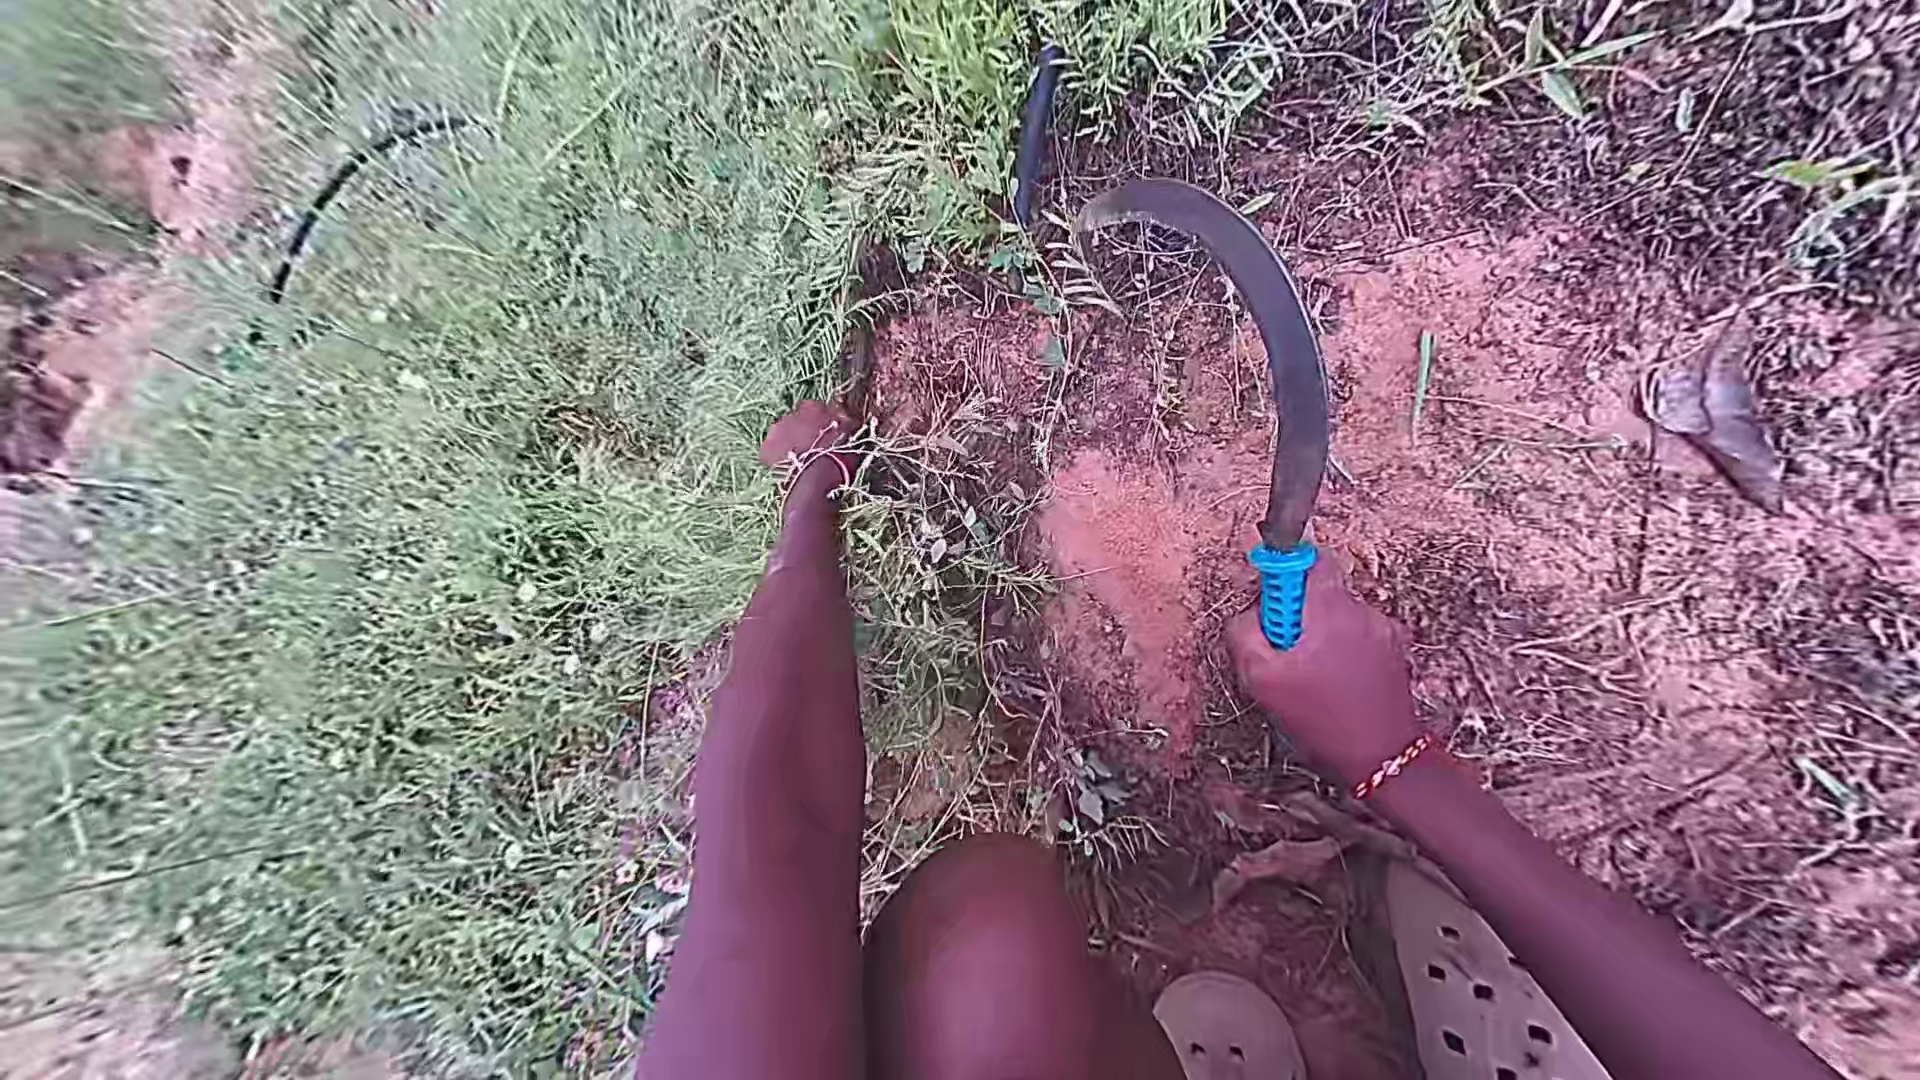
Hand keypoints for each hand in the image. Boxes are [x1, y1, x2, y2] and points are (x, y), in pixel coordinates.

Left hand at [759, 401, 853, 472]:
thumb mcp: (851, 434)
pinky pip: (771, 453)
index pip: (814, 409)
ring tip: (800, 461)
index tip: (825, 434)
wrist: (818, 476)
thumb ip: (845, 422)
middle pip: (795, 422)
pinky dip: (778, 459)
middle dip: (802, 433)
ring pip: (782, 436)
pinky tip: (788, 470)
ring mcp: (776, 431)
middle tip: (812, 449)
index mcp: (813, 407)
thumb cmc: (840, 454)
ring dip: (789, 444)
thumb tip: (846, 418)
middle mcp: (791, 414)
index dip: (820, 422)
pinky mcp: (765, 450)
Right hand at [1225, 557, 1421, 787]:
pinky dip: (1337, 645)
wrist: (1381, 757)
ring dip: (1316, 630)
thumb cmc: (1319, 716)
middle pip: (1318, 588)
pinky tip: (1328, 677)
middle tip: (1281, 645)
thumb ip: (1243, 631)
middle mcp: (1361, 611)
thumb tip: (1248, 613)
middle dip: (1294, 610)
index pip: (1308, 559)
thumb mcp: (1259, 676)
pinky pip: (1353, 631)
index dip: (1283, 573)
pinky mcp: (1392, 649)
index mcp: (1329, 609)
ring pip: (1335, 612)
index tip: (1270, 599)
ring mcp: (1382, 630)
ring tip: (1306, 668)